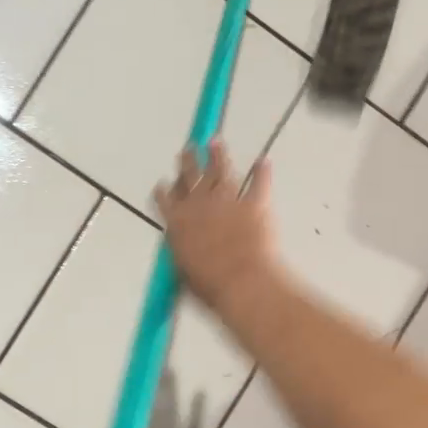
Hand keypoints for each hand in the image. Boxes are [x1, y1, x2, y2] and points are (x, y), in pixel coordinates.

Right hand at [153, 140, 277, 309]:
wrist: (242, 282)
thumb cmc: (208, 285)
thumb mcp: (183, 272)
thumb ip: (181, 253)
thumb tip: (181, 250)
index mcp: (177, 223)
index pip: (166, 199)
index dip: (165, 190)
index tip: (164, 182)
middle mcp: (199, 205)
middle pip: (191, 176)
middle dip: (188, 162)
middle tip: (187, 149)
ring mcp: (227, 200)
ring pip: (220, 170)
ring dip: (218, 155)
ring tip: (215, 142)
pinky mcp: (254, 203)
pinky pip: (259, 183)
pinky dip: (263, 172)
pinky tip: (263, 161)